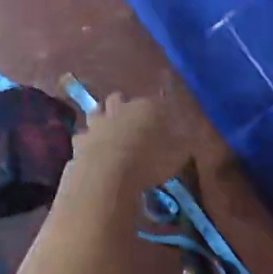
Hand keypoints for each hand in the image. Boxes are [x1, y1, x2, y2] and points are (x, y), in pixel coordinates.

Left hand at [68, 92, 188, 194]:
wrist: (108, 175)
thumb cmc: (150, 161)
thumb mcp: (179, 154)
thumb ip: (185, 143)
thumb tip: (192, 138)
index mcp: (146, 108)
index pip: (155, 102)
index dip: (160, 110)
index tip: (165, 120)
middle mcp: (119, 109)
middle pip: (118, 98)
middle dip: (123, 105)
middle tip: (133, 119)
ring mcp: (96, 123)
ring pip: (96, 111)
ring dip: (102, 117)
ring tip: (110, 129)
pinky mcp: (80, 141)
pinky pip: (84, 135)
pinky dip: (89, 140)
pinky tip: (93, 148)